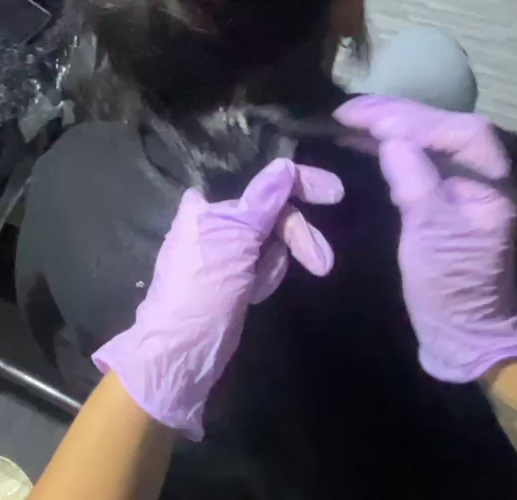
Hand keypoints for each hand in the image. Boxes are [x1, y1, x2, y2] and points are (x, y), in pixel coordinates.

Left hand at [92, 158, 342, 438]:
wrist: (181, 352)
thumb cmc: (201, 289)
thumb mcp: (234, 238)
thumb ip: (262, 200)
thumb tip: (284, 164)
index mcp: (206, 201)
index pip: (260, 181)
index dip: (298, 183)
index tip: (336, 192)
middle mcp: (214, 218)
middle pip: (272, 212)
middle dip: (295, 236)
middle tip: (322, 264)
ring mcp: (224, 248)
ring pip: (272, 241)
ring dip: (273, 265)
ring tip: (253, 288)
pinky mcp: (233, 274)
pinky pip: (264, 265)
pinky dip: (266, 278)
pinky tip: (251, 296)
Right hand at [334, 96, 516, 381]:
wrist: (463, 325)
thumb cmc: (452, 283)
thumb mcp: (433, 235)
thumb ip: (415, 181)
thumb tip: (391, 138)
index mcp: (491, 182)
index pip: (460, 132)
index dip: (416, 120)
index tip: (369, 121)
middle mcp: (481, 171)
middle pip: (440, 124)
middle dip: (394, 113)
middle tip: (346, 110)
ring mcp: (460, 178)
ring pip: (426, 133)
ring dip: (386, 121)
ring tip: (346, 117)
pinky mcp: (439, 186)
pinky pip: (414, 150)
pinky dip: (384, 139)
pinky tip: (359, 137)